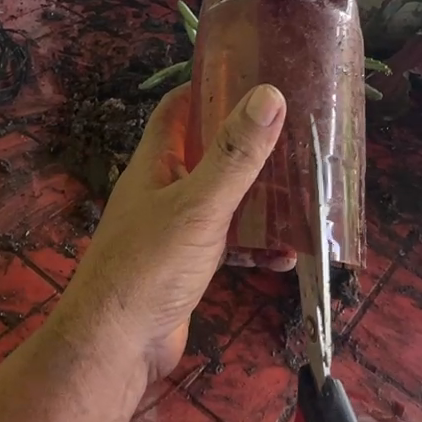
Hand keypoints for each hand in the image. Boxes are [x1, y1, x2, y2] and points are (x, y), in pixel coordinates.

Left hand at [50, 82, 285, 380]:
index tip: (253, 77)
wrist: (118, 345)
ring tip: (303, 189)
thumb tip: (269, 94)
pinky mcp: (188, 263)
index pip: (178, 107)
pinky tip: (286, 252)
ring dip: (257, 195)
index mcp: (156, 161)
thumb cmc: (150, 263)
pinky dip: (255, 243)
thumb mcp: (199, 204)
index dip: (210, 87)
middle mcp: (163, 186)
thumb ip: (235, 155)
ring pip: (223, 198)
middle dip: (247, 142)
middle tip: (293, 133)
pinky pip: (228, 242)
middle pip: (207, 150)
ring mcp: (175, 226)